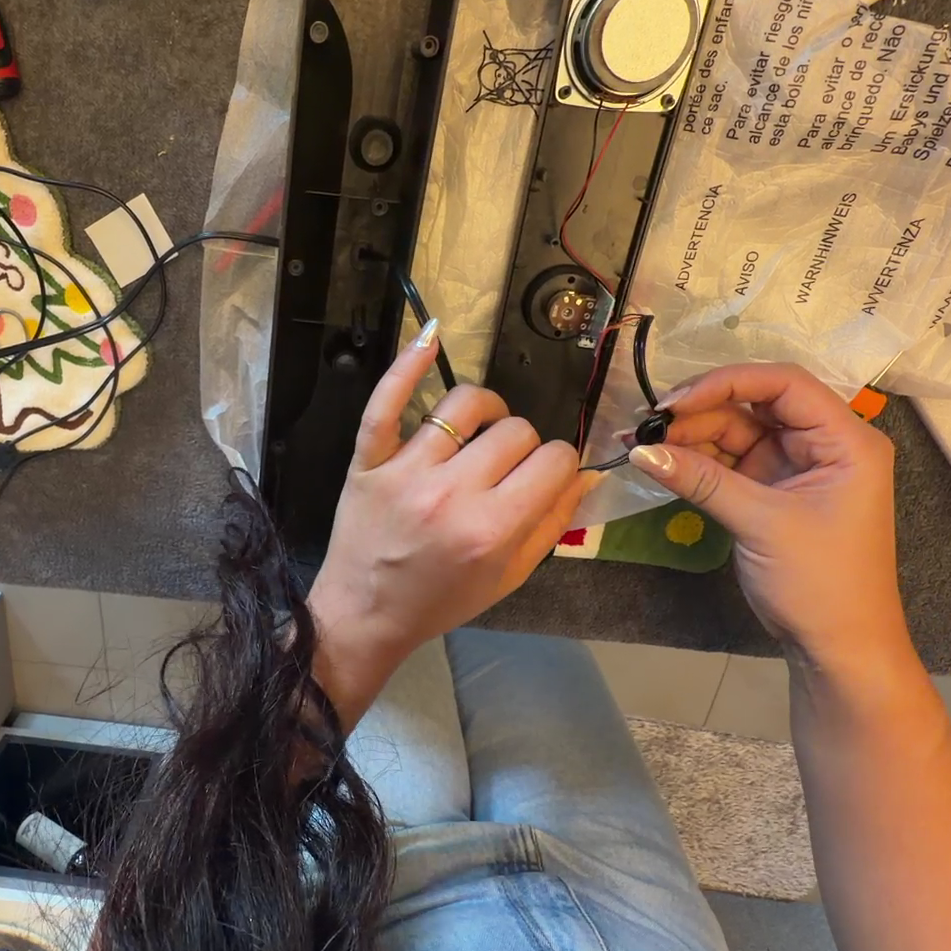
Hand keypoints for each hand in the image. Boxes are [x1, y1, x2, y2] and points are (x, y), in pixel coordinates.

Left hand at [308, 321, 593, 725]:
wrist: (365, 612)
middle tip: (505, 470)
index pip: (554, 459)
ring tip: (480, 430)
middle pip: (516, 430)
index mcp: (492, 527)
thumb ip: (552, 525)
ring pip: (465, 404)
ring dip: (485, 411)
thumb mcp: (509, 578)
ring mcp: (406, 470)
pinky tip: (431, 338)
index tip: (543, 477)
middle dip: (523, 446)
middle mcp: (452, 492)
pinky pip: (386, 402)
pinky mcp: (369, 460)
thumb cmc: (441, 601)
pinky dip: (407, 366)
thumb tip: (585, 476)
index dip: (558, 465)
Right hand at [626, 363, 907, 664]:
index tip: (672, 403)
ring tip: (636, 440)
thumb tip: (638, 449)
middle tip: (642, 425)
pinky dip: (690, 460)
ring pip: (731, 432)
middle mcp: (819, 443)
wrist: (836, 644)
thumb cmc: (820, 581)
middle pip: (751, 405)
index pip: (784, 384)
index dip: (726, 383)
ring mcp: (789, 466)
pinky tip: (655, 460)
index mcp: (844, 439)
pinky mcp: (765, 488)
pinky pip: (723, 461)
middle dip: (696, 412)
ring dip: (685, 435)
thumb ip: (700, 480)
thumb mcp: (761, 523)